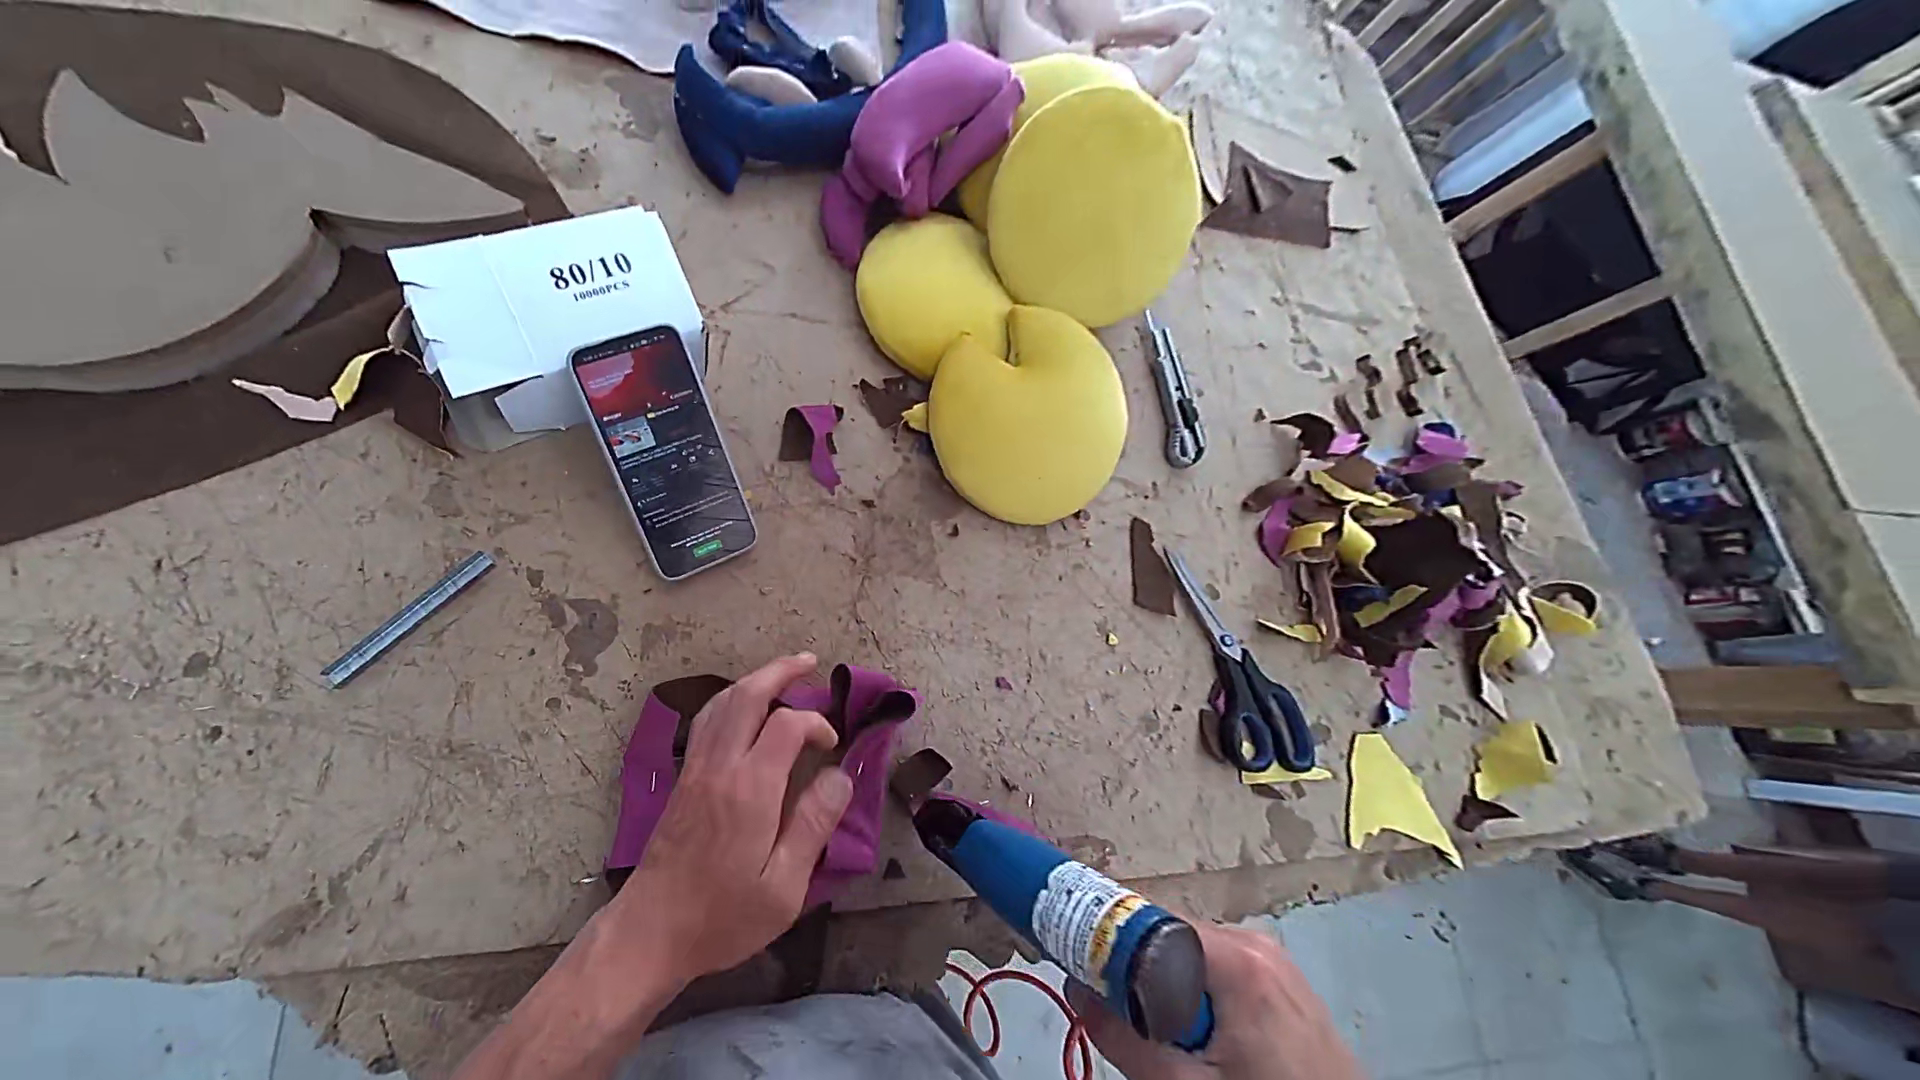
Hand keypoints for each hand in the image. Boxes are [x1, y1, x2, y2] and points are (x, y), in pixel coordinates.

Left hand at [612, 652, 852, 986]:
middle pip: (748, 695)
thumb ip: (814, 825)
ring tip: (782, 674)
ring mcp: (696, 769)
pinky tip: (743, 707)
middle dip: (781, 671)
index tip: (831, 746)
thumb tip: (839, 776)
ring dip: (755, 680)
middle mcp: (720, 767)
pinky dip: (732, 699)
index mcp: (750, 789)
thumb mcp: (784, 887)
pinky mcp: (683, 779)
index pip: (788, 724)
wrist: (647, 935)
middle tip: (809, 662)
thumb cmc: (722, 916)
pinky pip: (708, 720)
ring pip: (723, 702)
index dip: (816, 723)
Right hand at [1066, 922, 1363, 1079]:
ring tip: (1177, 1043)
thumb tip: (1077, 991)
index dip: (1113, 942)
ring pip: (1193, 955)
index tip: (1087, 966)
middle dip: (1142, 975)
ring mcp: (1274, 959)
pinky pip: (1220, 969)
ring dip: (1171, 989)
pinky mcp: (1282, 979)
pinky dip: (1200, 995)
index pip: (1151, 921)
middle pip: (1170, 937)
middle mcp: (1256, 943)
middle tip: (1132, 1021)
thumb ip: (1125, 1039)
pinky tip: (1207, 1041)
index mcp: (1238, 959)